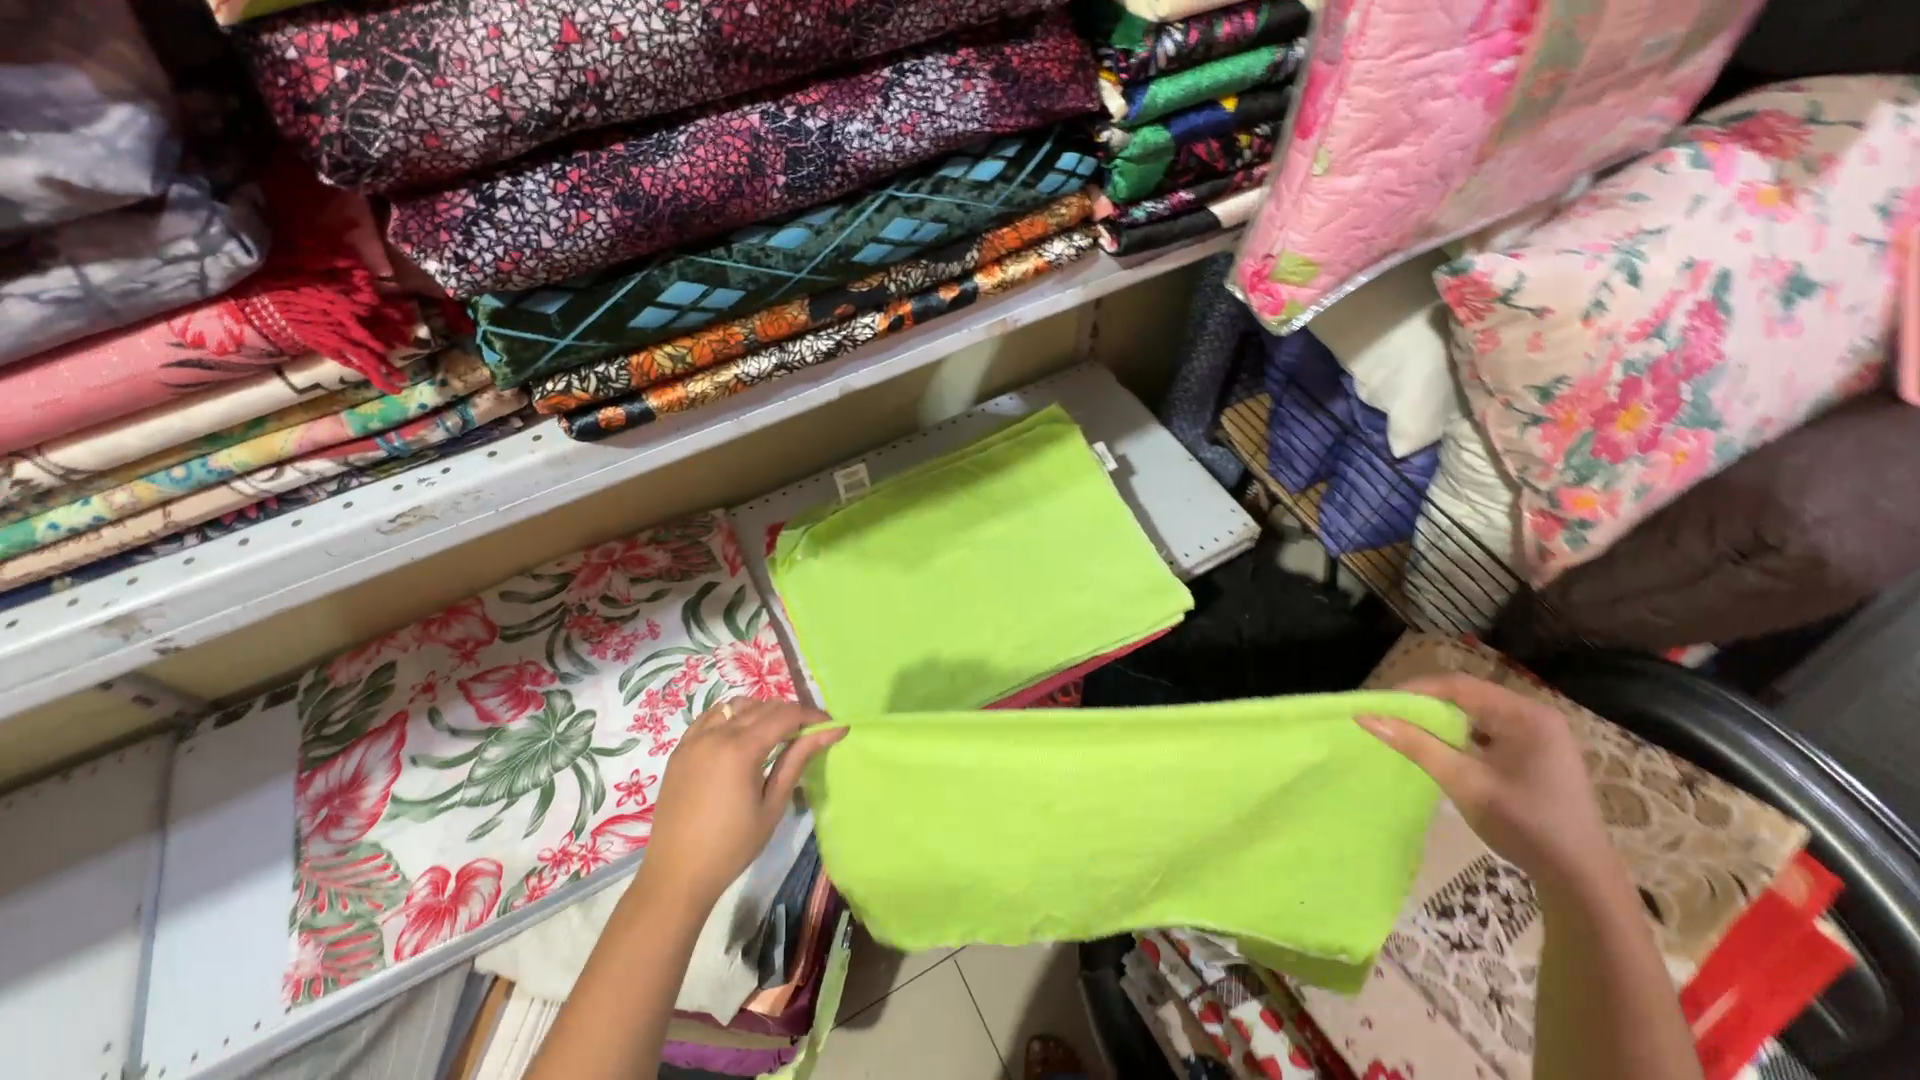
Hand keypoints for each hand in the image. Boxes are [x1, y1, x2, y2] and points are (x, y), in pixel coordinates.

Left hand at [643, 699, 844, 905]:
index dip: (812, 717)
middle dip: (791, 714)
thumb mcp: (772, 805)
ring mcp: (693, 739)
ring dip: (761, 712)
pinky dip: (731, 717)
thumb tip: (830, 731)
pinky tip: (741, 736)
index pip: (785, 715)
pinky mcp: (680, 750)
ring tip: (776, 734)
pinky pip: (710, 717)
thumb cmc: (732, 846)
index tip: (832, 727)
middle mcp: (715, 734)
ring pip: (735, 706)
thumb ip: (797, 761)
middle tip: (810, 733)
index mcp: (741, 749)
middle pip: (762, 707)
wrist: (677, 873)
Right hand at [1358, 673, 1621, 895]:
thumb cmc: (1524, 825)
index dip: (1415, 691)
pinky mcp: (1535, 755)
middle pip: (1468, 698)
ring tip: (1406, 735)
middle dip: (1425, 707)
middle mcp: (1534, 716)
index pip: (1458, 686)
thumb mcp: (1464, 783)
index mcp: (1525, 715)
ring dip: (1441, 724)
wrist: (1579, 877)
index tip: (1379, 706)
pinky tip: (1441, 754)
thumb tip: (1367, 718)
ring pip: (1476, 716)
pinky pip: (1488, 734)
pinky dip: (1460, 739)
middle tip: (1387, 720)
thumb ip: (1417, 746)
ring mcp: (1538, 736)